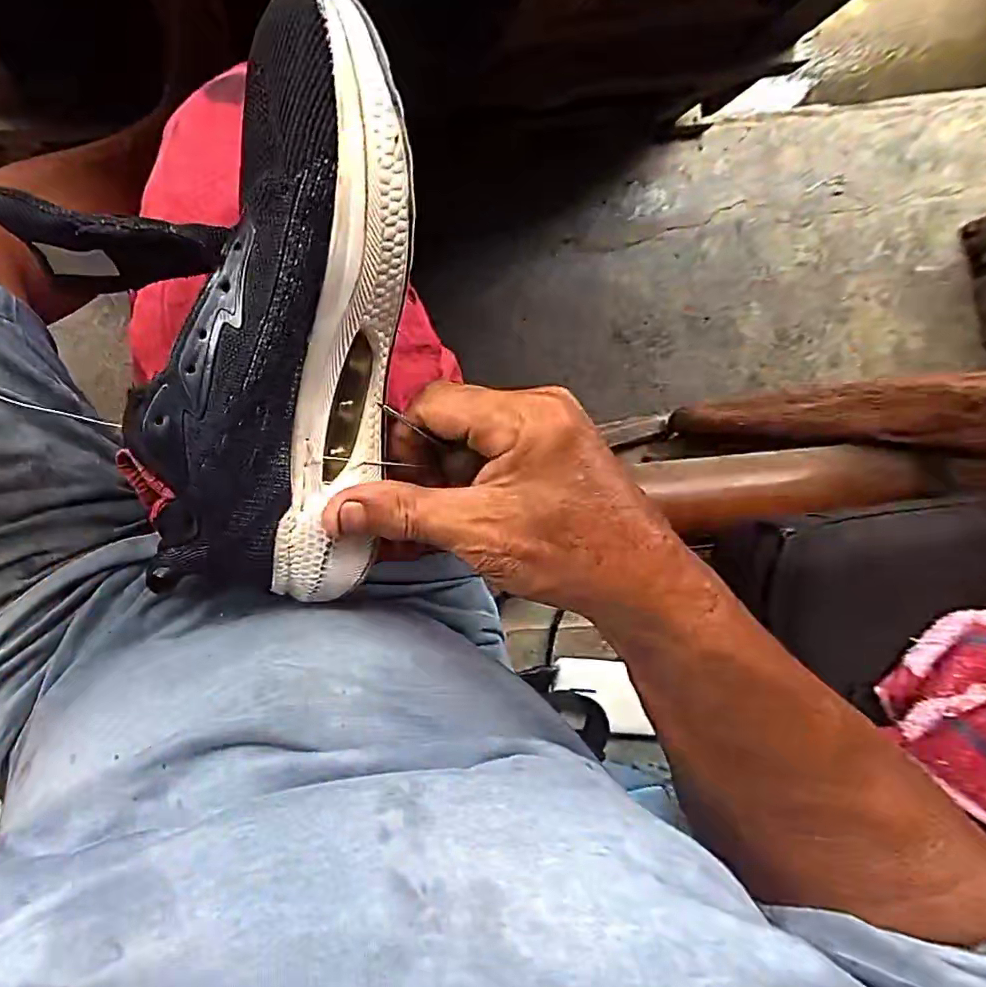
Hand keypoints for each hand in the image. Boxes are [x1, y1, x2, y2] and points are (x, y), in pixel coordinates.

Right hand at [327, 383, 705, 625]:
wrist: (641, 585)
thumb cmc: (578, 555)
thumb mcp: (474, 532)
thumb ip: (400, 513)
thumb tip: (345, 508)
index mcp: (523, 414)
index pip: (431, 402)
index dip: (406, 443)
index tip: (400, 482)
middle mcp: (537, 408)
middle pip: (447, 417)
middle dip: (428, 463)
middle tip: (433, 504)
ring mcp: (546, 427)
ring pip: (465, 437)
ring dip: (449, 476)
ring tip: (464, 514)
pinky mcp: (548, 449)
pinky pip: (489, 450)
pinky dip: (471, 481)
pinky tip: (481, 513)